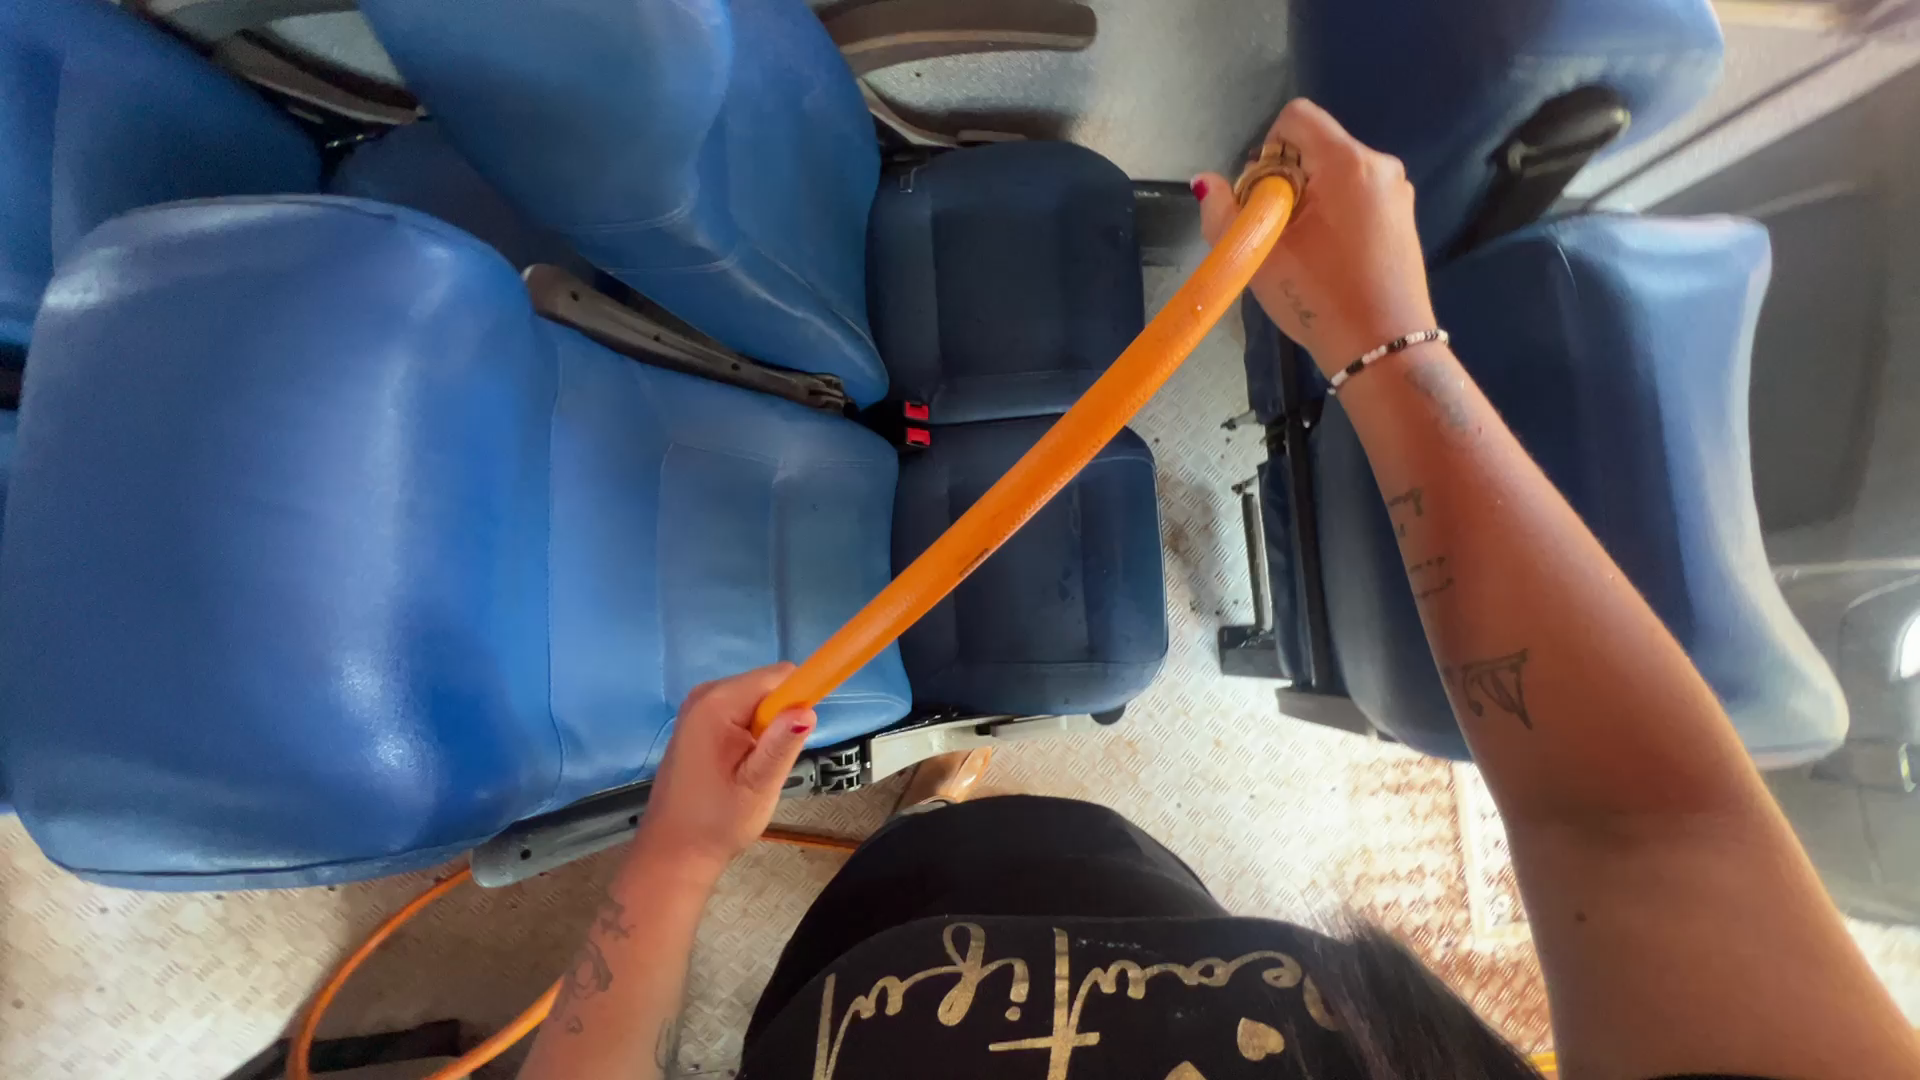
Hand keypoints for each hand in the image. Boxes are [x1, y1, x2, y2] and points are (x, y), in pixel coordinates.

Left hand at [637, 664, 816, 875]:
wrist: (673, 853)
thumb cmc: (716, 823)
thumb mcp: (758, 786)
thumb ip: (781, 745)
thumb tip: (807, 710)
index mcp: (717, 704)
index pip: (779, 676)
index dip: (799, 698)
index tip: (800, 735)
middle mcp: (706, 694)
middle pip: (768, 684)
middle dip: (781, 717)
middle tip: (770, 761)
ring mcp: (700, 705)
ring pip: (759, 697)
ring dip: (768, 727)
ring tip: (755, 766)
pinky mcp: (700, 718)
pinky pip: (743, 709)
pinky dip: (753, 731)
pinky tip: (741, 764)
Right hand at [1193, 98, 1436, 377]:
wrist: (1383, 347)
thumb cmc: (1317, 299)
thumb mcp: (1259, 258)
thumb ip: (1223, 214)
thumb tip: (1205, 182)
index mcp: (1347, 163)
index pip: (1296, 118)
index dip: (1264, 152)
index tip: (1259, 200)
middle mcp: (1379, 165)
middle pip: (1313, 149)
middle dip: (1282, 183)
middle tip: (1272, 236)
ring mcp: (1396, 193)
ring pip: (1332, 177)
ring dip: (1304, 204)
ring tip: (1297, 255)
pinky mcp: (1401, 219)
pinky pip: (1353, 199)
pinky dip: (1329, 218)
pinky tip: (1324, 262)